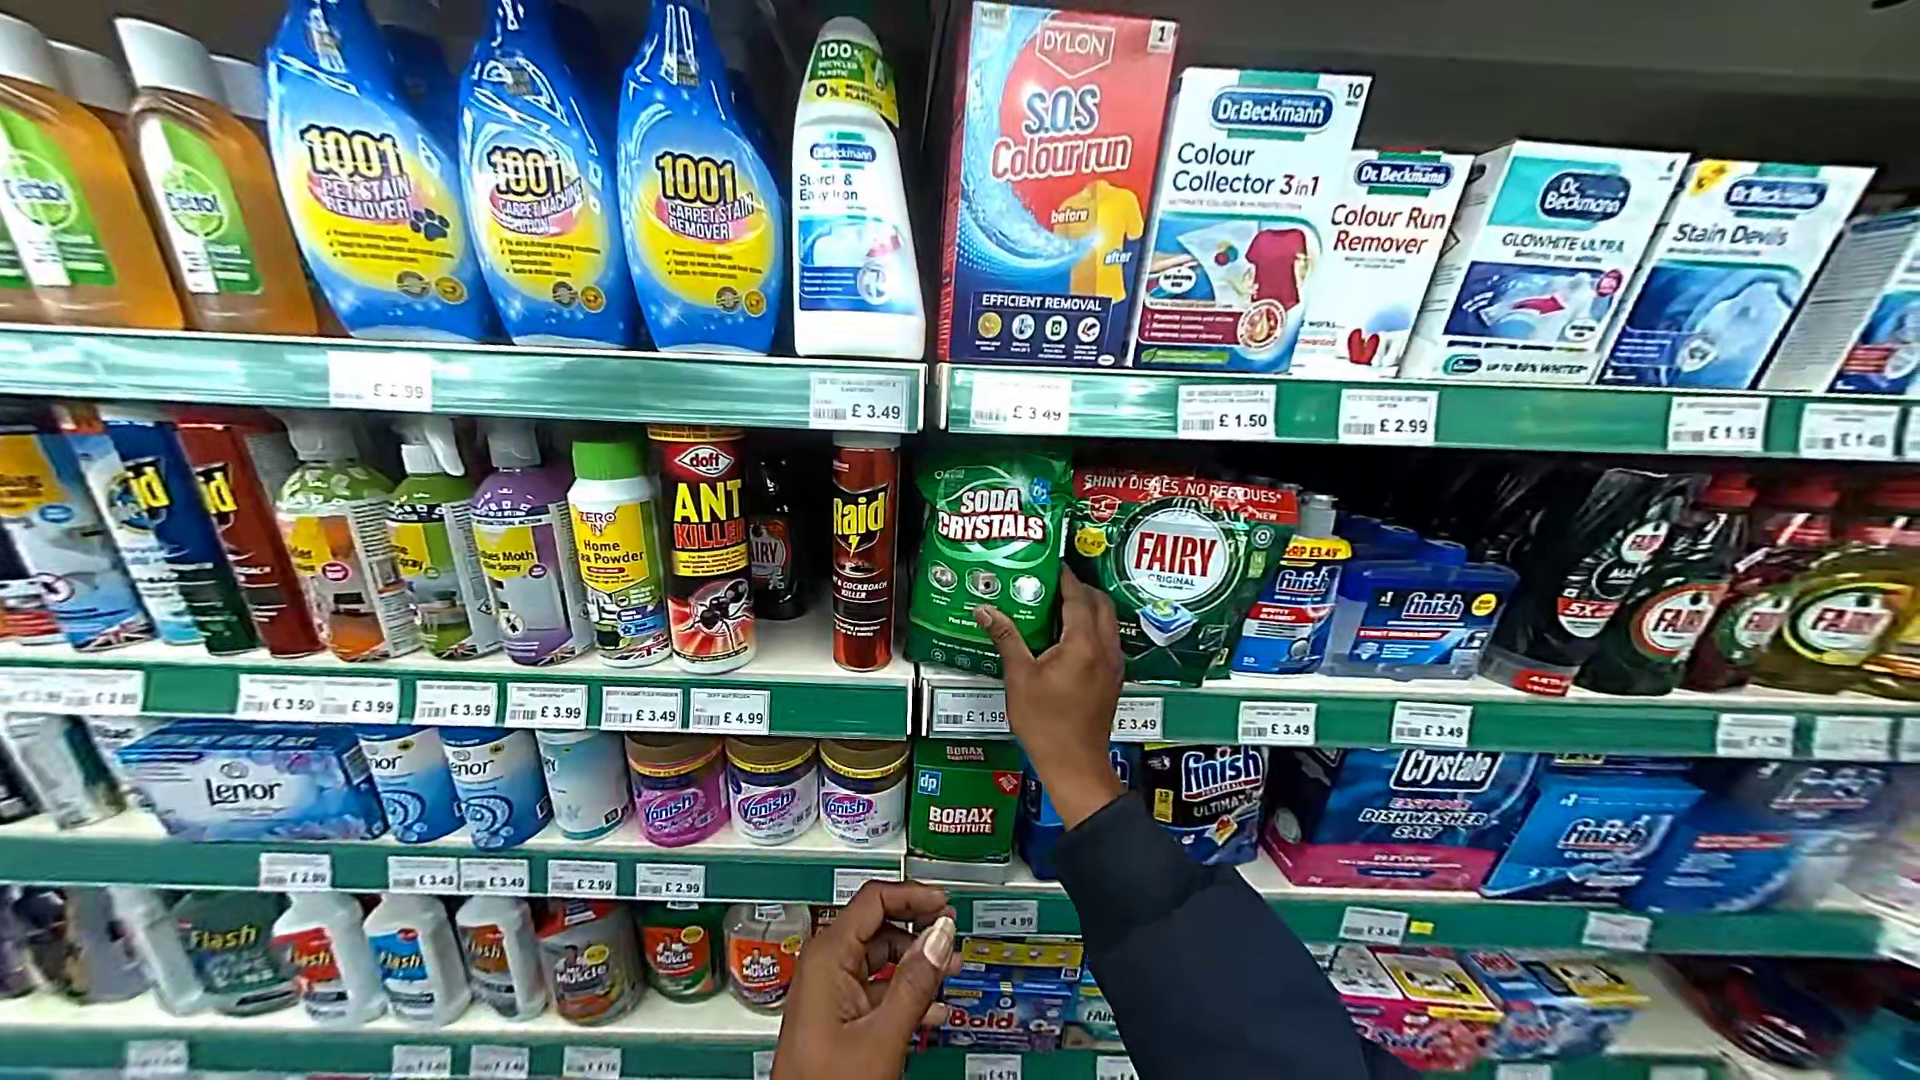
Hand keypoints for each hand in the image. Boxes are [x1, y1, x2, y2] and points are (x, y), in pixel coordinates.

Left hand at [772, 881, 960, 1079]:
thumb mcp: (881, 1036)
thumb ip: (914, 982)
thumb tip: (940, 934)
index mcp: (827, 956)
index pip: (874, 899)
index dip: (912, 895)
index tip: (943, 903)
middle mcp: (825, 964)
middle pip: (879, 923)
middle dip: (919, 927)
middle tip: (950, 931)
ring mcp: (831, 988)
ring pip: (881, 955)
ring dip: (918, 961)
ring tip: (949, 969)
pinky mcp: (838, 1013)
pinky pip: (877, 985)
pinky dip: (905, 989)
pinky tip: (931, 1006)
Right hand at [974, 565, 1124, 827]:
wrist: (1075, 763)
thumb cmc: (1045, 723)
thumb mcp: (1019, 677)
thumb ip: (1006, 638)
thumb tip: (985, 611)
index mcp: (1084, 644)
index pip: (1078, 596)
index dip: (1065, 577)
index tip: (1050, 564)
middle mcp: (1106, 649)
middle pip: (1100, 603)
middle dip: (1079, 588)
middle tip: (1052, 583)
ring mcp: (1114, 664)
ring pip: (1108, 620)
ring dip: (1088, 606)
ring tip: (1058, 604)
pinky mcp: (1113, 678)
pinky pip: (1108, 638)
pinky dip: (1092, 626)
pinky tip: (1067, 635)